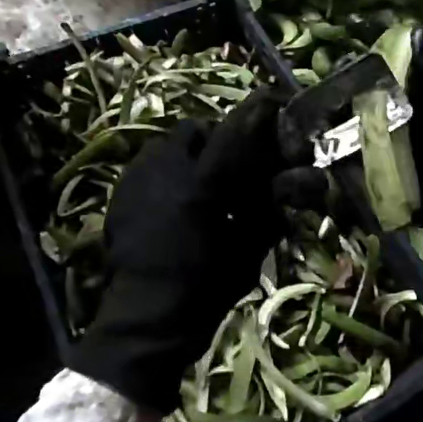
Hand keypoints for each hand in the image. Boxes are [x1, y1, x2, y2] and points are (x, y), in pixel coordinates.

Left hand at [70, 89, 287, 410]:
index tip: (275, 102)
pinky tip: (175, 199)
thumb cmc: (206, 288)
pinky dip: (167, 171)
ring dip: (190, 152)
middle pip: (196, 129)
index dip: (259, 110)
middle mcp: (166, 171)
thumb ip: (272, 208)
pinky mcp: (120, 195)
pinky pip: (148, 166)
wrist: (145, 319)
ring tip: (202, 179)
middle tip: (233, 161)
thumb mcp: (250, 248)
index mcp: (203, 185)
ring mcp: (136, 181)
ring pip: (167, 145)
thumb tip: (302, 178)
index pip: (236, 128)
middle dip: (218, 137)